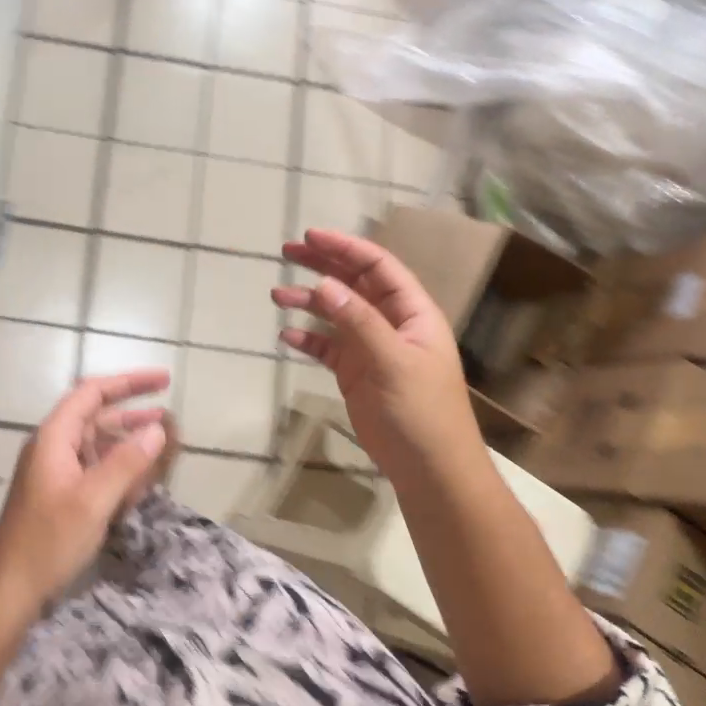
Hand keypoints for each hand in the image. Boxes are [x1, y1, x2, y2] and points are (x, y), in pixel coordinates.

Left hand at [0, 371, 170, 606]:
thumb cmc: (49, 541)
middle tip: (170, 409)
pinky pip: (92, 468)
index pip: (92, 392)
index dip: (128, 382)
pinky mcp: (59, 493)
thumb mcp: (94, 501)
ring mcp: (54, 471)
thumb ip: (126, 462)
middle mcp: (52, 447)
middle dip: (132, 411)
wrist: (11, 587)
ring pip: (96, 444)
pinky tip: (140, 479)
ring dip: (127, 441)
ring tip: (163, 442)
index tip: (163, 380)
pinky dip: (117, 468)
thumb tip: (157, 428)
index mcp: (54, 437)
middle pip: (95, 415)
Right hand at [270, 228, 479, 469]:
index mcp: (412, 313)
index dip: (346, 248)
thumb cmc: (421, 411)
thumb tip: (324, 283)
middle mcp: (391, 324)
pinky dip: (307, 339)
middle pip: (354, 284)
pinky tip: (286, 336)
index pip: (378, 268)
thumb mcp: (392, 361)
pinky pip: (327, 347)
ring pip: (336, 314)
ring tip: (276, 296)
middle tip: (286, 252)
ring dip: (308, 302)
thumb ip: (358, 321)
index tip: (310, 236)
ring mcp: (372, 349)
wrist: (429, 468)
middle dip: (322, 266)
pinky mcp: (355, 374)